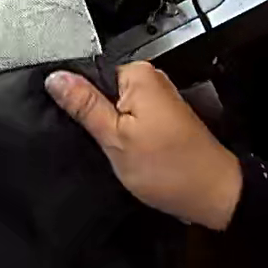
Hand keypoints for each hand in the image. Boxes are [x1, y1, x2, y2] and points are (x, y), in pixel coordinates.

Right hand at [46, 62, 242, 229]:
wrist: (211, 194)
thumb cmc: (170, 169)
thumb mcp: (115, 138)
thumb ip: (84, 105)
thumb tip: (55, 78)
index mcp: (138, 74)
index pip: (90, 73)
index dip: (77, 99)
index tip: (78, 123)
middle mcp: (151, 79)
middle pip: (102, 90)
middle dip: (94, 116)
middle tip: (100, 142)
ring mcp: (157, 98)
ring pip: (115, 108)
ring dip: (109, 129)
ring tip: (116, 150)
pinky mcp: (161, 117)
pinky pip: (130, 119)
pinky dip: (123, 135)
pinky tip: (126, 152)